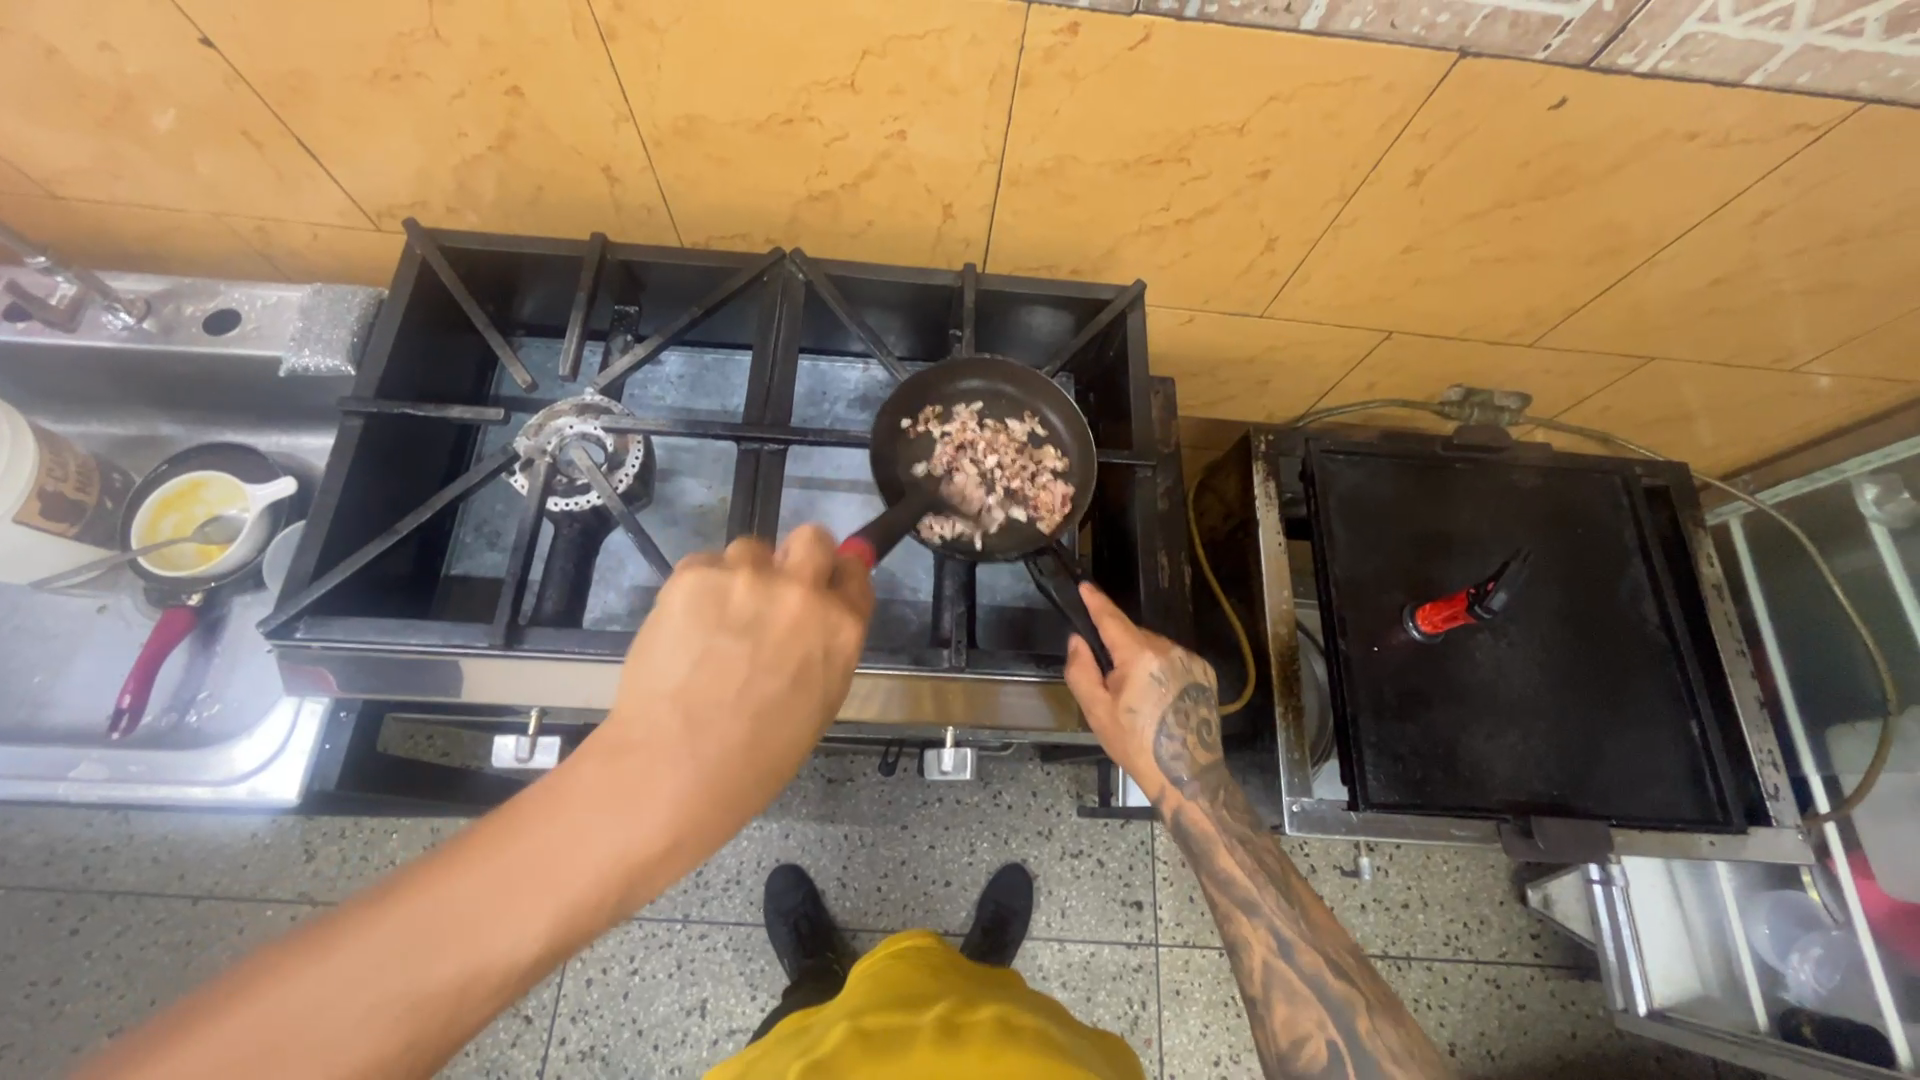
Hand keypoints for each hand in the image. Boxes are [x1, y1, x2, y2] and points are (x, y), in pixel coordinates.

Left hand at [579, 525, 873, 856]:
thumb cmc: (759, 756)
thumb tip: (821, 613)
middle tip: (771, 592)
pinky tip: (686, 628)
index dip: (834, 577)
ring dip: (741, 575)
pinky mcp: (694, 574)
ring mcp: (747, 577)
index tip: (819, 589)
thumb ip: (826, 645)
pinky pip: (703, 564)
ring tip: (716, 620)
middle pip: (811, 538)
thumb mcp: (820, 700)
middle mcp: (802, 591)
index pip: (853, 572)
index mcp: (842, 627)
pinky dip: (699, 588)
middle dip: (797, 558)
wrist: (679, 765)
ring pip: (750, 550)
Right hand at [1064, 582, 1222, 806]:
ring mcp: (1190, 659)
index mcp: (1139, 656)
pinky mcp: (1204, 672)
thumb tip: (1078, 640)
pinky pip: (1171, 659)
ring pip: (1153, 646)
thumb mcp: (1096, 710)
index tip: (1085, 586)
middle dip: (1117, 647)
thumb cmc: (1135, 743)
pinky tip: (1156, 697)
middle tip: (1109, 682)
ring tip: (1135, 696)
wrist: (1186, 773)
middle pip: (1132, 635)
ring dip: (1139, 659)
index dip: (1096, 602)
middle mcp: (1168, 649)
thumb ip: (1081, 669)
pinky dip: (1159, 668)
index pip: (1112, 619)